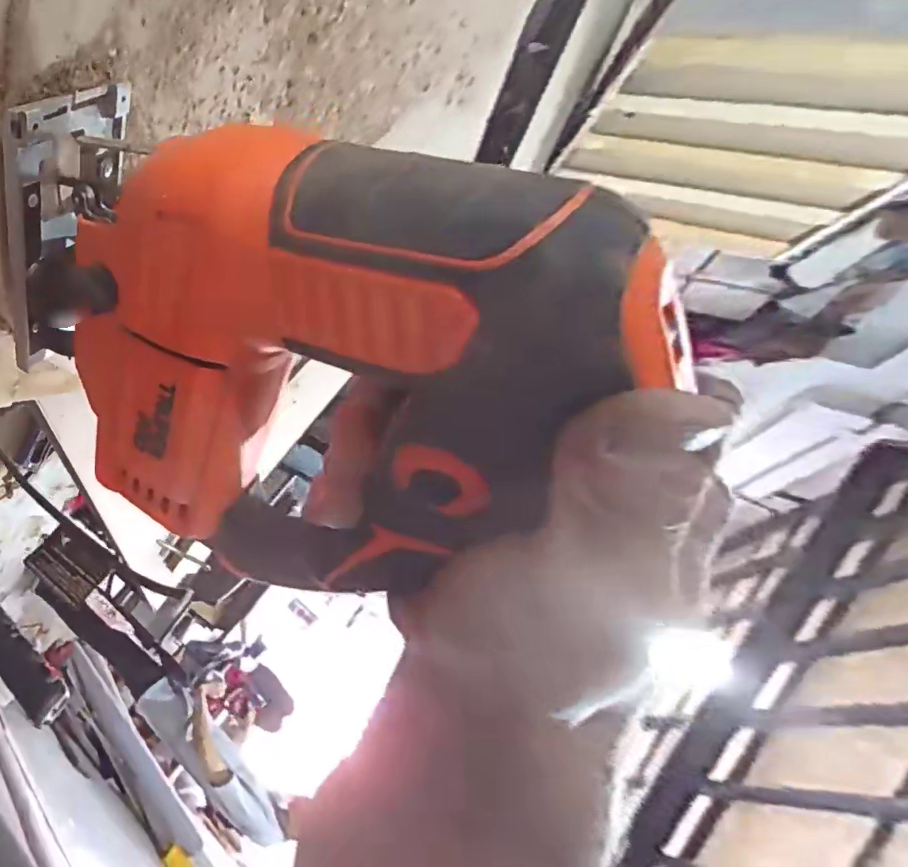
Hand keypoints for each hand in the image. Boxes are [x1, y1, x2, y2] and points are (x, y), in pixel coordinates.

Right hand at [316, 380, 736, 718]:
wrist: (469, 685)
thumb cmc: (548, 647)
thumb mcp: (596, 584)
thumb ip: (625, 505)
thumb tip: (675, 404)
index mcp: (642, 455)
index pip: (598, 352)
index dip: (530, 329)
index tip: (455, 340)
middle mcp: (571, 432)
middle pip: (478, 363)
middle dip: (404, 400)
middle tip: (360, 453)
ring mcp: (498, 444)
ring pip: (417, 392)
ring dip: (364, 441)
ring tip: (342, 501)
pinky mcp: (439, 458)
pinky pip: (385, 426)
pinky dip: (353, 459)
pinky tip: (339, 504)